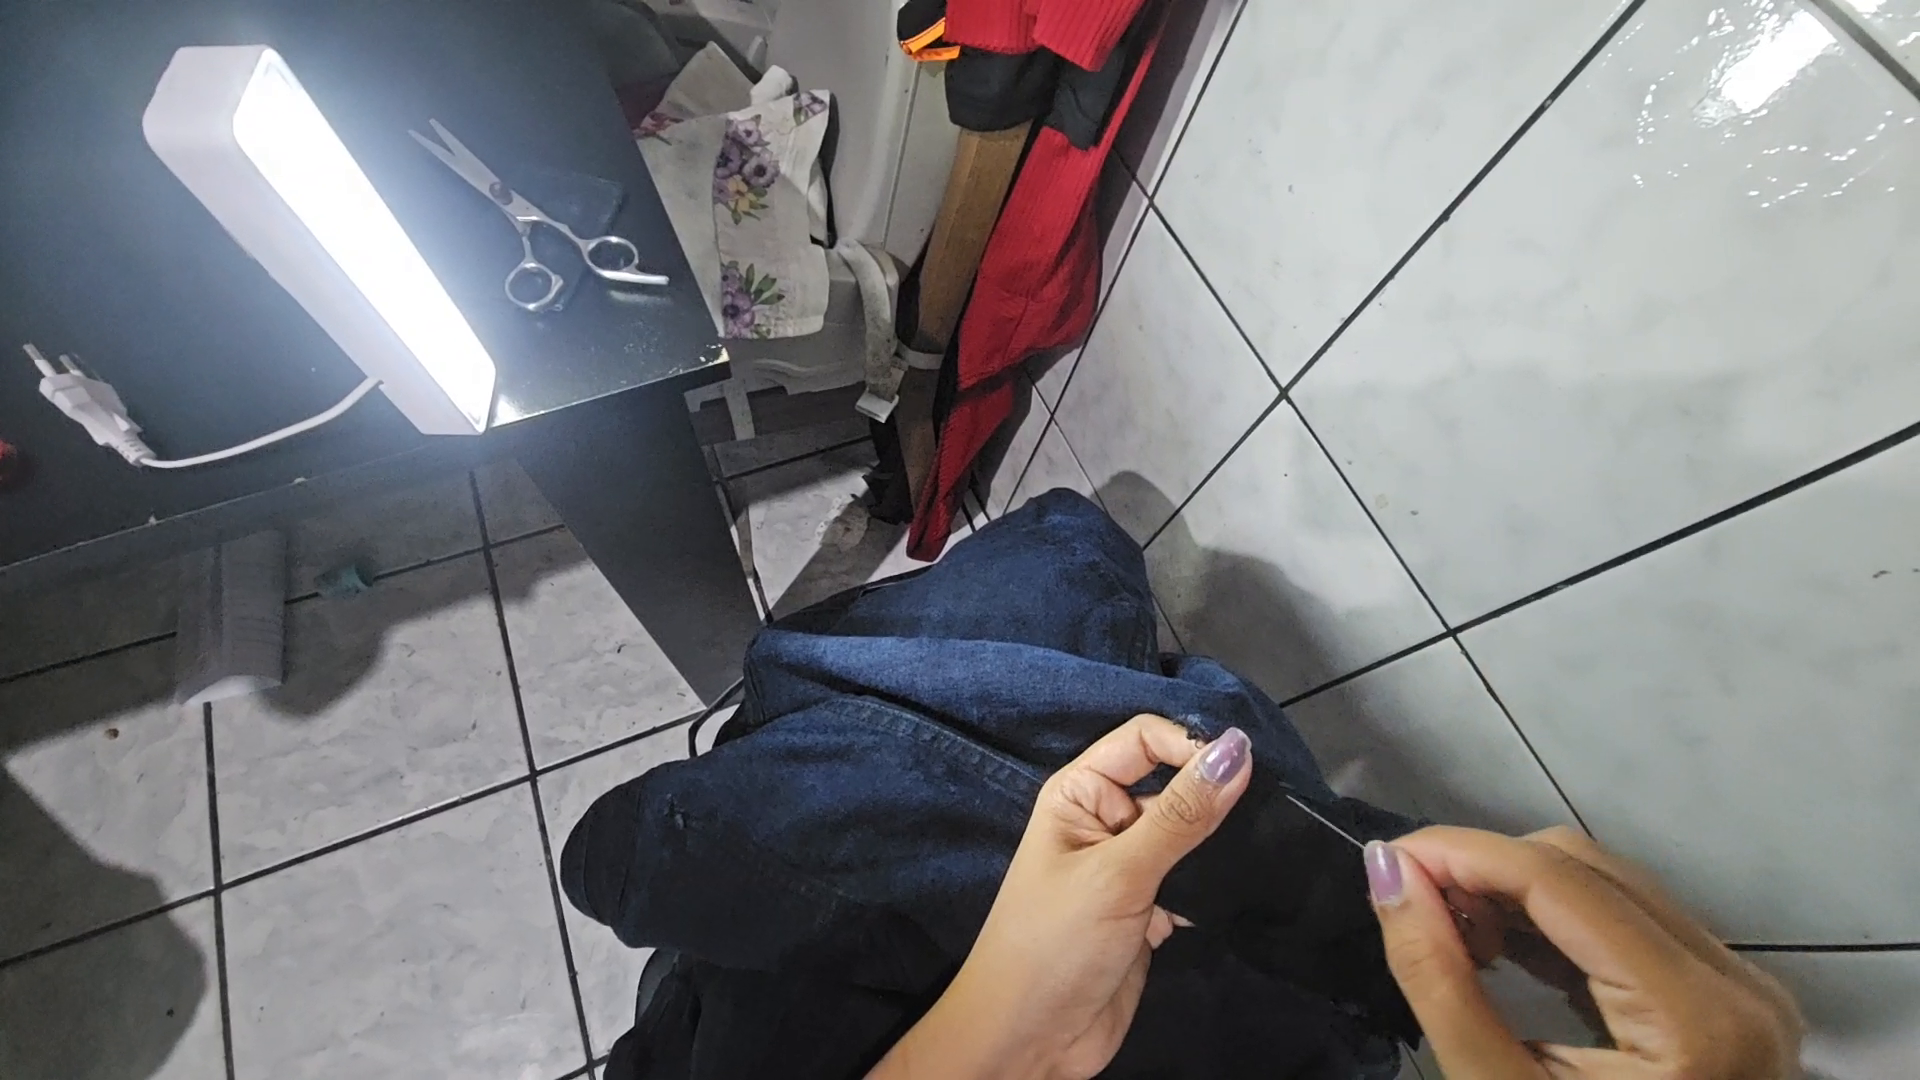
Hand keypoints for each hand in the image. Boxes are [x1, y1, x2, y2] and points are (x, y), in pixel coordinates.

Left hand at [868, 715, 1252, 1079]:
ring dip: (1220, 842)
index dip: (1190, 746)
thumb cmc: (1057, 941)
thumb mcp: (1119, 873)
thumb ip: (1180, 815)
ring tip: (1270, 847)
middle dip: (1215, 795)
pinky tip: (1245, 892)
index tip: (1247, 771)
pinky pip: (1193, 877)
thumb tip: (1234, 749)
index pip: (1144, 739)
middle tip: (1274, 811)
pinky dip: (1216, 884)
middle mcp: (1106, 817)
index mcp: (1082, 790)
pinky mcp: (1149, 907)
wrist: (1029, 1041)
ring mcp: (1129, 864)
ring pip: (1188, 833)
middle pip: (1172, 783)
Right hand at [1367, 825, 1803, 1077]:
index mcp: (1696, 1016)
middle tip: (1415, 904)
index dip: (1457, 851)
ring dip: (1505, 884)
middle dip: (1478, 866)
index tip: (1383, 862)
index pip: (1555, 879)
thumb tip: (1383, 865)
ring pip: (1594, 877)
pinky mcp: (1720, 994)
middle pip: (1577, 864)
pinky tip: (1498, 946)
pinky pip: (1615, 911)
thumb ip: (1434, 972)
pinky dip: (1540, 911)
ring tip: (1454, 933)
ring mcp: (1739, 988)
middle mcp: (1736, 984)